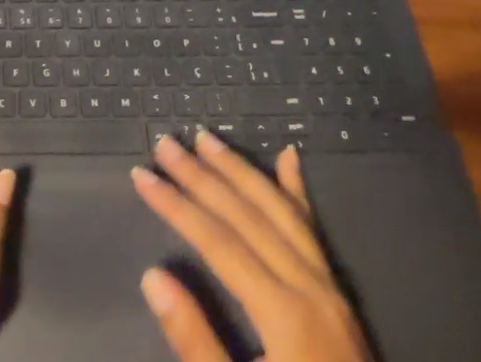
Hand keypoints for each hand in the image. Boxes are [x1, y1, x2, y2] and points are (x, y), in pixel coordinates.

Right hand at [132, 133, 370, 361]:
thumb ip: (197, 341)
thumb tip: (153, 275)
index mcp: (284, 314)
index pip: (218, 241)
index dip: (176, 205)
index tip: (141, 175)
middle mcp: (311, 287)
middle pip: (248, 215)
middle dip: (203, 176)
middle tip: (166, 142)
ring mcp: (330, 288)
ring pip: (282, 212)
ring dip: (242, 172)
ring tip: (208, 139)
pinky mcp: (339, 296)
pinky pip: (315, 231)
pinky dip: (298, 192)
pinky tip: (288, 159)